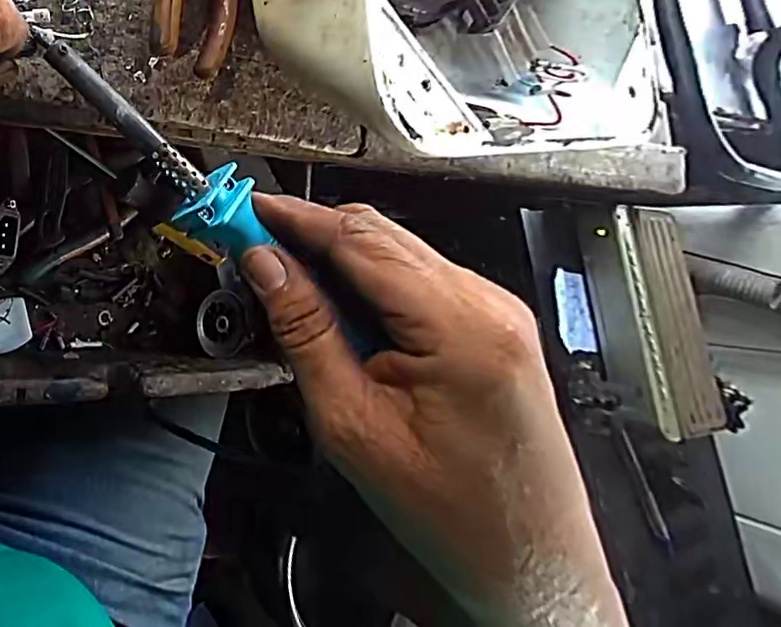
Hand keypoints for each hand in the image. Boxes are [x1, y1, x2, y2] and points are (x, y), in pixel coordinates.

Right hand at [241, 196, 625, 626]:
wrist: (532, 568)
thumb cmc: (456, 515)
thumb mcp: (353, 424)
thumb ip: (305, 330)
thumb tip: (268, 267)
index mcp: (461, 325)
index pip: (357, 239)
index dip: (293, 217)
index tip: (248, 212)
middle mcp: (486, 302)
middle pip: (376, 232)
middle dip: (307, 229)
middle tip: (252, 239)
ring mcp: (492, 308)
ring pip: (392, 248)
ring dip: (332, 252)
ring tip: (282, 270)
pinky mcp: (487, 320)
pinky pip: (411, 275)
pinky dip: (362, 276)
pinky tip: (330, 298)